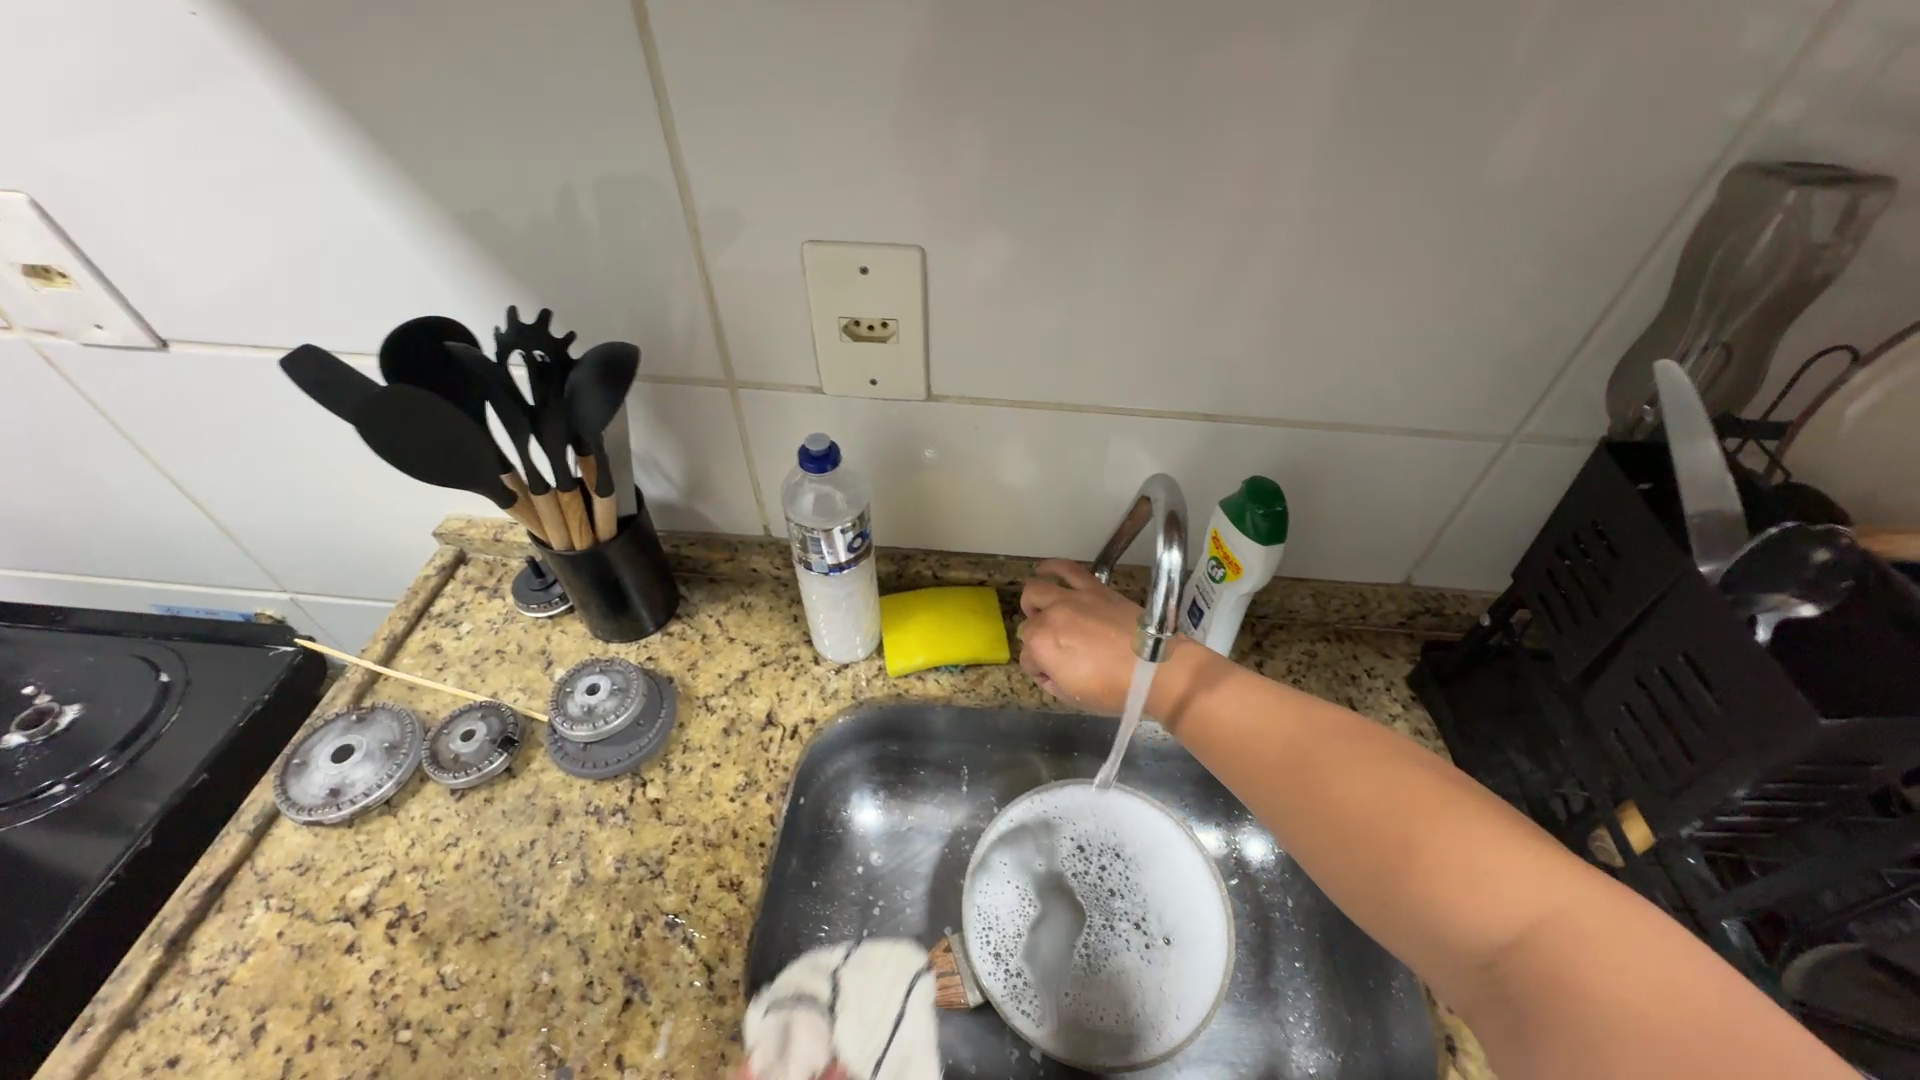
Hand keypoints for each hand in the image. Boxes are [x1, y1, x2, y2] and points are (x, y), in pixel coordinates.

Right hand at [1016, 559, 1161, 713]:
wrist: (1155, 668)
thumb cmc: (1114, 689)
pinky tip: (1043, 570)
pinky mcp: (1093, 587)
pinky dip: (1051, 567)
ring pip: (1035, 590)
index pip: (1027, 659)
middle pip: (1029, 625)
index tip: (1055, 676)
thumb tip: (1047, 671)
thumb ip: (1051, 681)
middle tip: (1052, 647)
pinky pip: (1066, 568)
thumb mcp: (1073, 698)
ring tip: (1037, 609)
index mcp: (1041, 646)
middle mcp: (1050, 617)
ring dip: (1032, 602)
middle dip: (1035, 639)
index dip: (1039, 670)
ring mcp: (1071, 598)